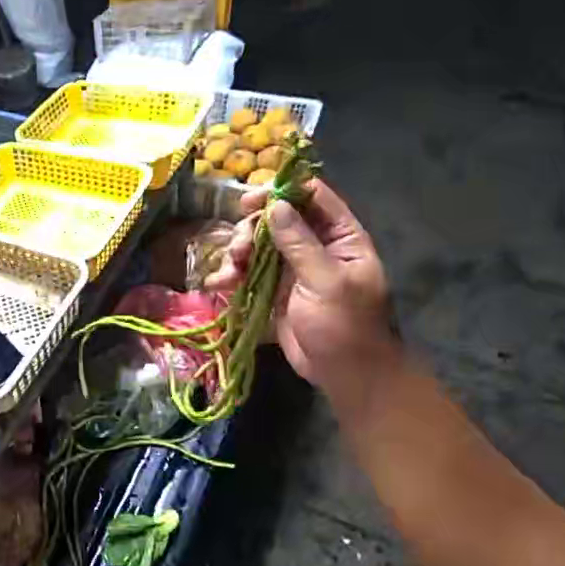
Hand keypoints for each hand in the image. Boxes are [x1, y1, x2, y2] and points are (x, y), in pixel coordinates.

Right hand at [206, 179, 399, 397]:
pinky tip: (219, 286)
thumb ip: (299, 242)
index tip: (249, 202)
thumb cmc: (345, 326)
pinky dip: (232, 277)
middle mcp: (315, 246)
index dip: (280, 192)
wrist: (345, 373)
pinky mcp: (274, 291)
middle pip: (277, 219)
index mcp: (340, 237)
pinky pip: (248, 273)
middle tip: (238, 250)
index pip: (312, 197)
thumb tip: (276, 204)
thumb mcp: (326, 281)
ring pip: (258, 245)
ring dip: (237, 254)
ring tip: (228, 275)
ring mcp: (292, 269)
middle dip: (251, 230)